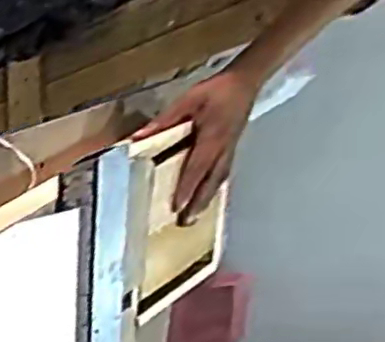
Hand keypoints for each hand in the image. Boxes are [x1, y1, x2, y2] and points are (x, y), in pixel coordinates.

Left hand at [135, 68, 257, 225]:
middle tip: (185, 222)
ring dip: (205, 199)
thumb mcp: (189, 99)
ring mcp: (229, 148)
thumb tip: (137, 137)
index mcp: (214, 134)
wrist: (248, 78)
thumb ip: (164, 119)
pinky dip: (211, 188)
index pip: (198, 165)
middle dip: (198, 201)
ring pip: (218, 178)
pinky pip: (220, 172)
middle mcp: (224, 145)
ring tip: (191, 219)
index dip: (188, 185)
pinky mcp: (229, 148)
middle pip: (212, 178)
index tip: (177, 205)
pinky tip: (202, 201)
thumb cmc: (217, 89)